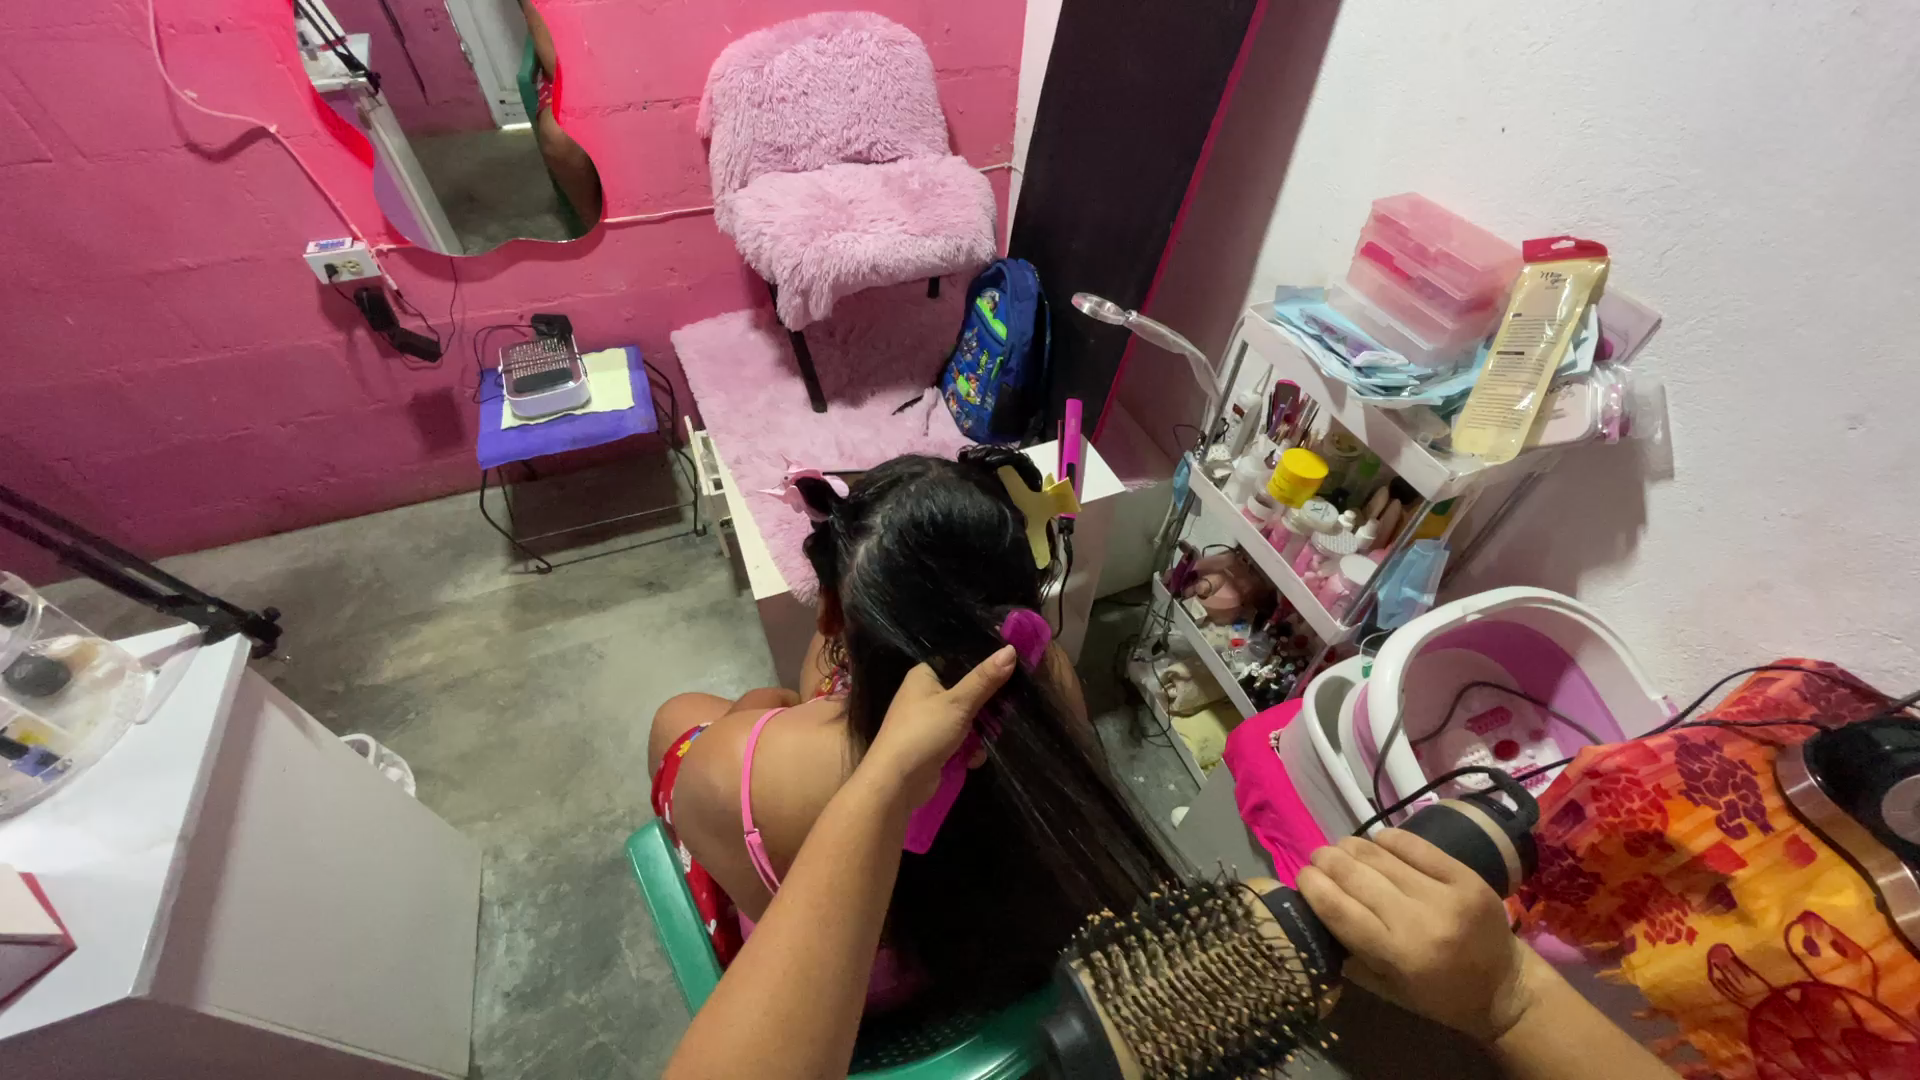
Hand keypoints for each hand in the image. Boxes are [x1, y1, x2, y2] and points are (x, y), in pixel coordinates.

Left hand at [858, 646, 1018, 808]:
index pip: (960, 660)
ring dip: (979, 731)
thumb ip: (985, 679)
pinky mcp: (934, 745)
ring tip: (992, 737)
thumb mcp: (958, 703)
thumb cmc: (923, 732)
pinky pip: (960, 740)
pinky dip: (968, 749)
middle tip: (1008, 707)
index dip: (984, 664)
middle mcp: (925, 694)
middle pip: (967, 690)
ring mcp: (929, 721)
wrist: (896, 782)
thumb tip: (1011, 649)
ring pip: (967, 718)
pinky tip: (974, 759)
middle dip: (986, 705)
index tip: (1012, 667)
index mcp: (925, 675)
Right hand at [1296, 829, 1541, 1043]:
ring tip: (1343, 852)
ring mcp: (1445, 895)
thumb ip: (1344, 948)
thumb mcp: (1384, 987)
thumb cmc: (1436, 994)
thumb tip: (1306, 904)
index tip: (1303, 878)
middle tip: (1319, 861)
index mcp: (1398, 956)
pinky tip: (1377, 848)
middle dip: (1324, 861)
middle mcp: (1420, 922)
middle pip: (1352, 873)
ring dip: (1348, 848)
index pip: (1337, 906)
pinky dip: (1383, 840)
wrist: (1507, 988)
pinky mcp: (1464, 876)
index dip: (1310, 884)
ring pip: (1375, 853)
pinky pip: (1409, 843)